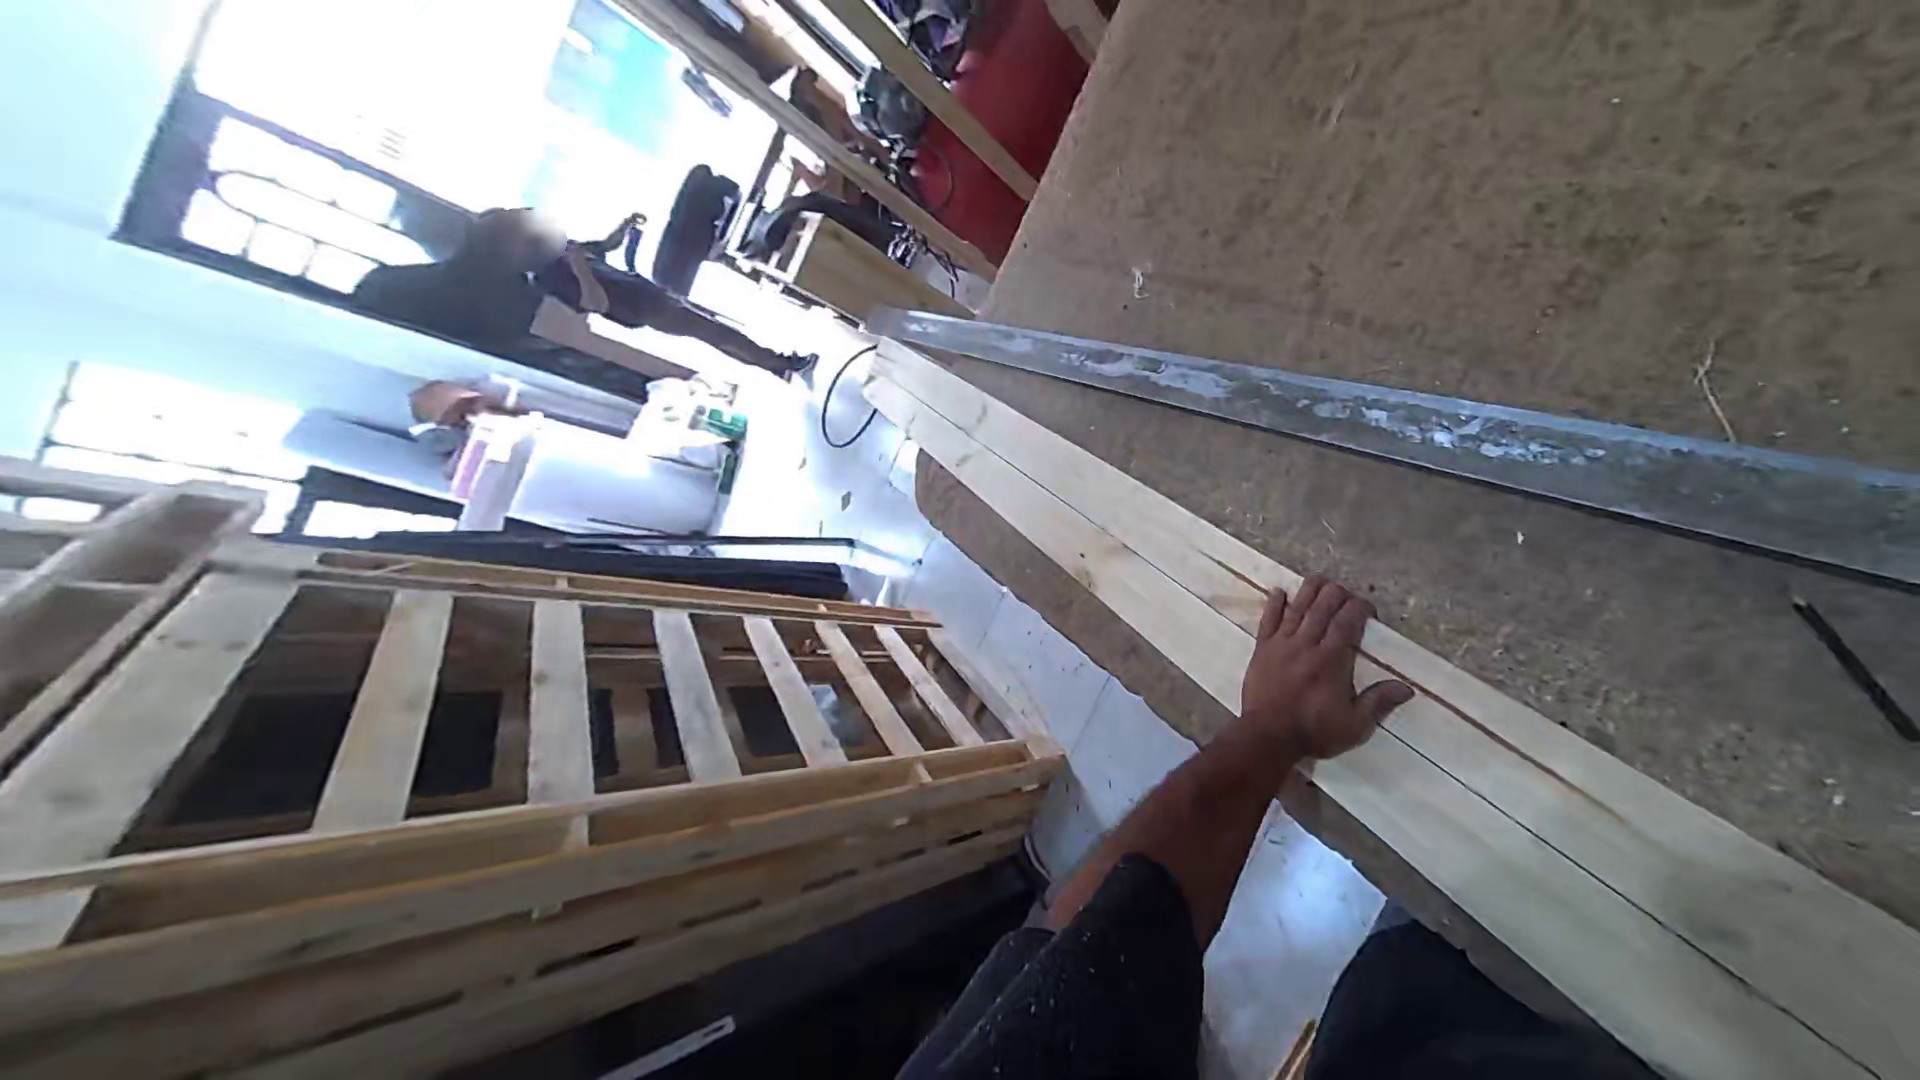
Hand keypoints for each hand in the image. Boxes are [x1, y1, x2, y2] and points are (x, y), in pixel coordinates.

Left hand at [1236, 576, 1412, 761]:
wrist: (1267, 735)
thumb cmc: (1313, 731)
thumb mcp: (1355, 725)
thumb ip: (1379, 702)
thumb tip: (1406, 687)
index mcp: (1332, 661)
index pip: (1347, 624)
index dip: (1358, 609)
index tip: (1367, 606)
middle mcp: (1306, 646)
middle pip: (1322, 609)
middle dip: (1336, 595)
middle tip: (1345, 590)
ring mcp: (1281, 645)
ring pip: (1296, 609)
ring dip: (1308, 591)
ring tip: (1319, 579)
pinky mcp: (1262, 649)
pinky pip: (1268, 621)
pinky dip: (1274, 605)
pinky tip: (1279, 592)